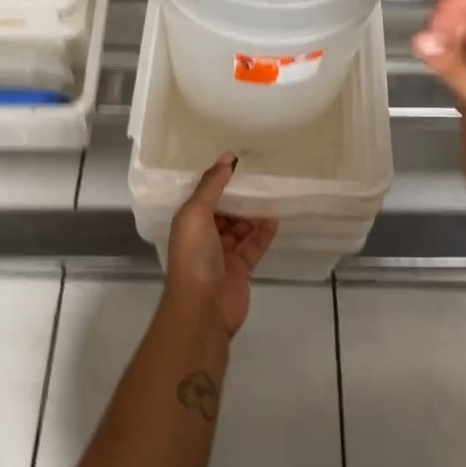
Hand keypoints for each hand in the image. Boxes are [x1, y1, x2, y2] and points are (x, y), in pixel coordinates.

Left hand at [165, 154, 277, 336]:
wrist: (203, 308)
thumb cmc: (194, 256)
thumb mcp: (196, 213)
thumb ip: (211, 185)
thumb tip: (227, 158)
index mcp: (188, 222)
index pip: (204, 195)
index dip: (218, 179)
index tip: (239, 160)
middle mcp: (204, 236)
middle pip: (224, 211)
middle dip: (238, 196)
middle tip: (260, 175)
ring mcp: (223, 254)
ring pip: (240, 227)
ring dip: (253, 213)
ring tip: (271, 193)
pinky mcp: (241, 269)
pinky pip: (254, 245)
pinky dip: (264, 233)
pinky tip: (276, 218)